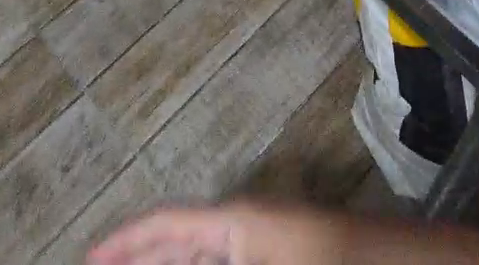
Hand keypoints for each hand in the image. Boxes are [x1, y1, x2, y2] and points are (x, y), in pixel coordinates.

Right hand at [86, 203, 332, 264]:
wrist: (391, 263)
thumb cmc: (322, 260)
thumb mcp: (250, 264)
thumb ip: (199, 264)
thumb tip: (161, 258)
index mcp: (233, 219)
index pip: (165, 223)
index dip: (124, 241)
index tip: (88, 258)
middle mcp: (242, 224)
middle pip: (179, 242)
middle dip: (143, 261)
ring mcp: (261, 240)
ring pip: (202, 256)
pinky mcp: (279, 254)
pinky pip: (225, 261)